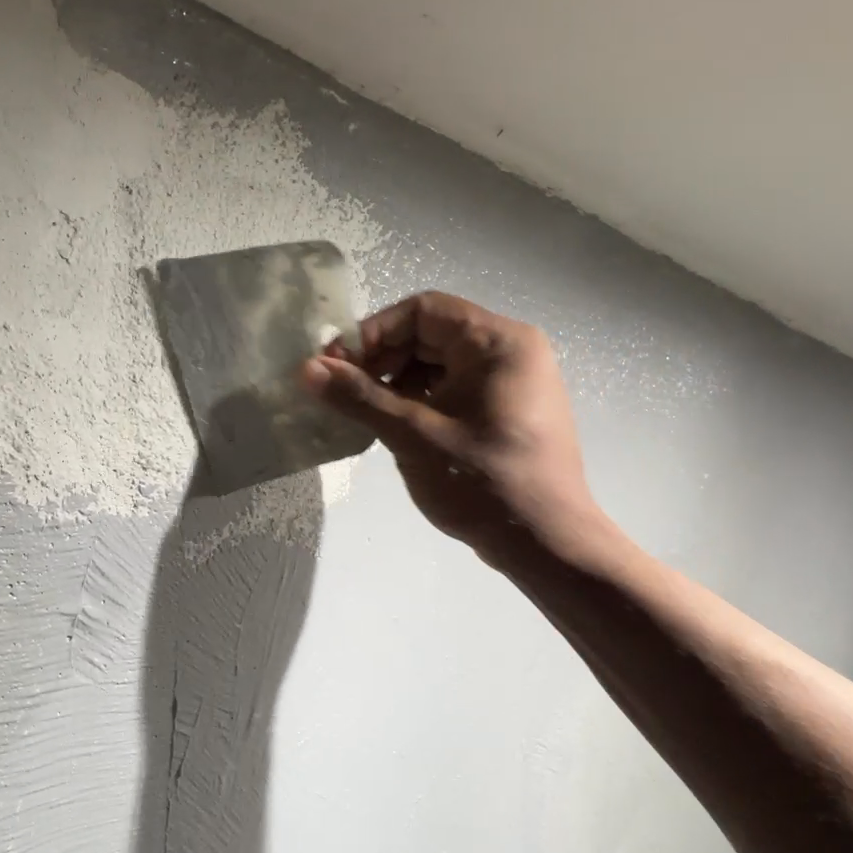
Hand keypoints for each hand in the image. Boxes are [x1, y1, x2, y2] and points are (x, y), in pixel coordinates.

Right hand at [299, 291, 608, 566]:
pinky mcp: (508, 409)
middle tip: (344, 393)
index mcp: (497, 342)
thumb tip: (307, 369)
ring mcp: (513, 381)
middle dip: (382, 359)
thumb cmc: (481, 482)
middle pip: (430, 334)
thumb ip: (358, 397)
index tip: (337, 367)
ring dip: (396, 382)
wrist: (545, 542)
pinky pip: (454, 387)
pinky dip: (419, 399)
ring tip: (366, 415)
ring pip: (439, 362)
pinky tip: (395, 428)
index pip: (422, 310)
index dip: (373, 333)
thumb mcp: (411, 436)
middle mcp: (511, 350)